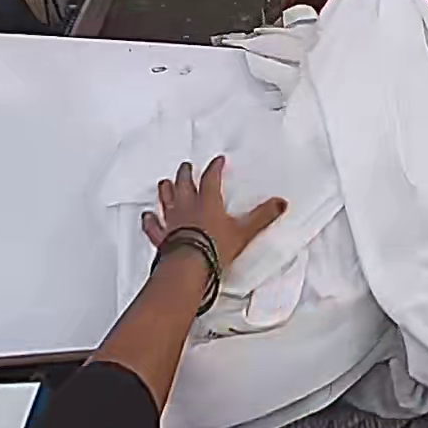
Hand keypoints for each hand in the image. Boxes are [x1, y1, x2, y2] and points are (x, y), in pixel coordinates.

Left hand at [141, 156, 285, 271]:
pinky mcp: (161, 238)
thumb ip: (263, 216)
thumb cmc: (214, 248)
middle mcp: (187, 208)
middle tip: (186, 166)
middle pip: (184, 184)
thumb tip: (281, 203)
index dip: (215, 168)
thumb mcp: (245, 231)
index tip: (218, 161)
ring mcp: (172, 222)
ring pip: (166, 200)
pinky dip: (149, 220)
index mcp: (208, 202)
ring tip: (166, 182)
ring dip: (166, 190)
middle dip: (185, 173)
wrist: (189, 267)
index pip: (211, 179)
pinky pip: (153, 226)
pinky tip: (146, 216)